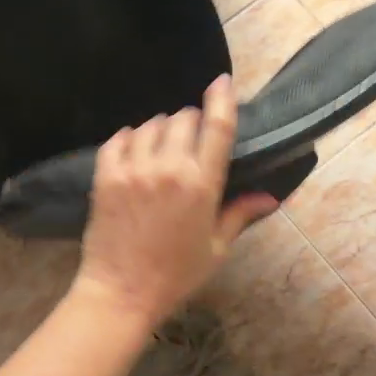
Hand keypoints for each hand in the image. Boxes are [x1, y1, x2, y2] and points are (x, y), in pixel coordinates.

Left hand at [72, 74, 279, 328]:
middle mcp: (169, 169)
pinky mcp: (105, 177)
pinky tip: (133, 150)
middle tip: (189, 139)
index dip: (221, 99)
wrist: (122, 292)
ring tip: (160, 148)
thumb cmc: (176, 275)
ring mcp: (134, 170)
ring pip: (149, 126)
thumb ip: (240, 214)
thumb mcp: (216, 248)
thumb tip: (270, 196)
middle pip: (182, 120)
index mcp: (202, 185)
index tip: (222, 82)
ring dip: (159, 131)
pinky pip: (117, 140)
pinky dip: (127, 139)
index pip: (217, 127)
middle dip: (189, 122)